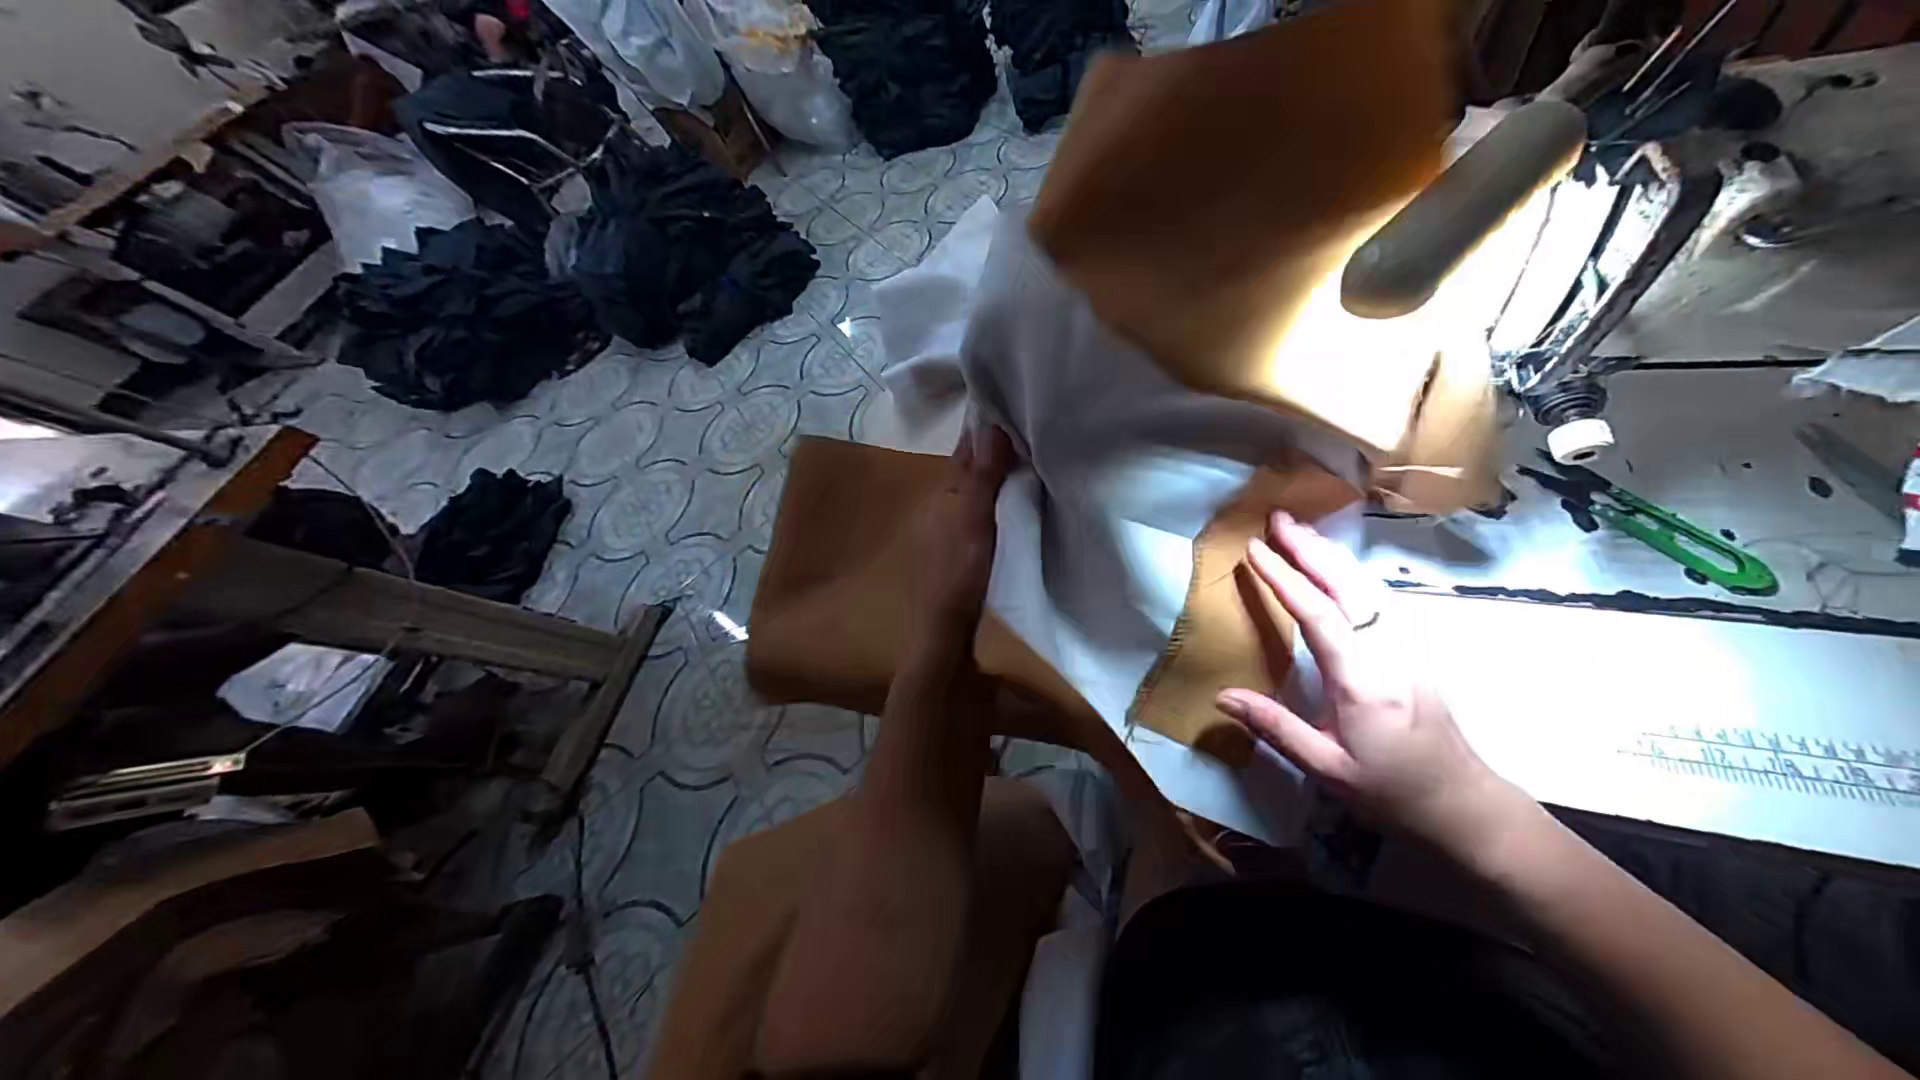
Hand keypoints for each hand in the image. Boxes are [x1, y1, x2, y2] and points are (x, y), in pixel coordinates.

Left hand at [893, 424, 1013, 688]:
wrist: (945, 631)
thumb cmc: (958, 575)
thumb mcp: (972, 523)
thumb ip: (981, 478)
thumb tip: (991, 425)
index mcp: (945, 492)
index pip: (967, 446)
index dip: (986, 423)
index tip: (1014, 396)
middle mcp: (946, 503)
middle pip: (973, 464)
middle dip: (996, 442)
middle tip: (1033, 417)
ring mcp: (954, 525)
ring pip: (979, 486)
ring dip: (1000, 468)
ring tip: (1033, 447)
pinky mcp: (966, 545)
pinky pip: (986, 508)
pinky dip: (1001, 494)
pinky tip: (1020, 494)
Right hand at [1215, 511, 1529, 853]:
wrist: (1463, 802)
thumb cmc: (1389, 790)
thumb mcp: (1326, 769)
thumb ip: (1275, 728)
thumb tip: (1222, 696)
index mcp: (1362, 682)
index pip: (1319, 617)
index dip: (1285, 579)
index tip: (1255, 550)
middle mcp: (1389, 655)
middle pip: (1349, 588)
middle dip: (1312, 549)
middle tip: (1279, 518)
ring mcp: (1408, 649)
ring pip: (1369, 587)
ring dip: (1333, 555)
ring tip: (1300, 531)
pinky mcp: (1414, 651)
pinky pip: (1380, 599)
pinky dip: (1352, 572)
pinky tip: (1336, 566)